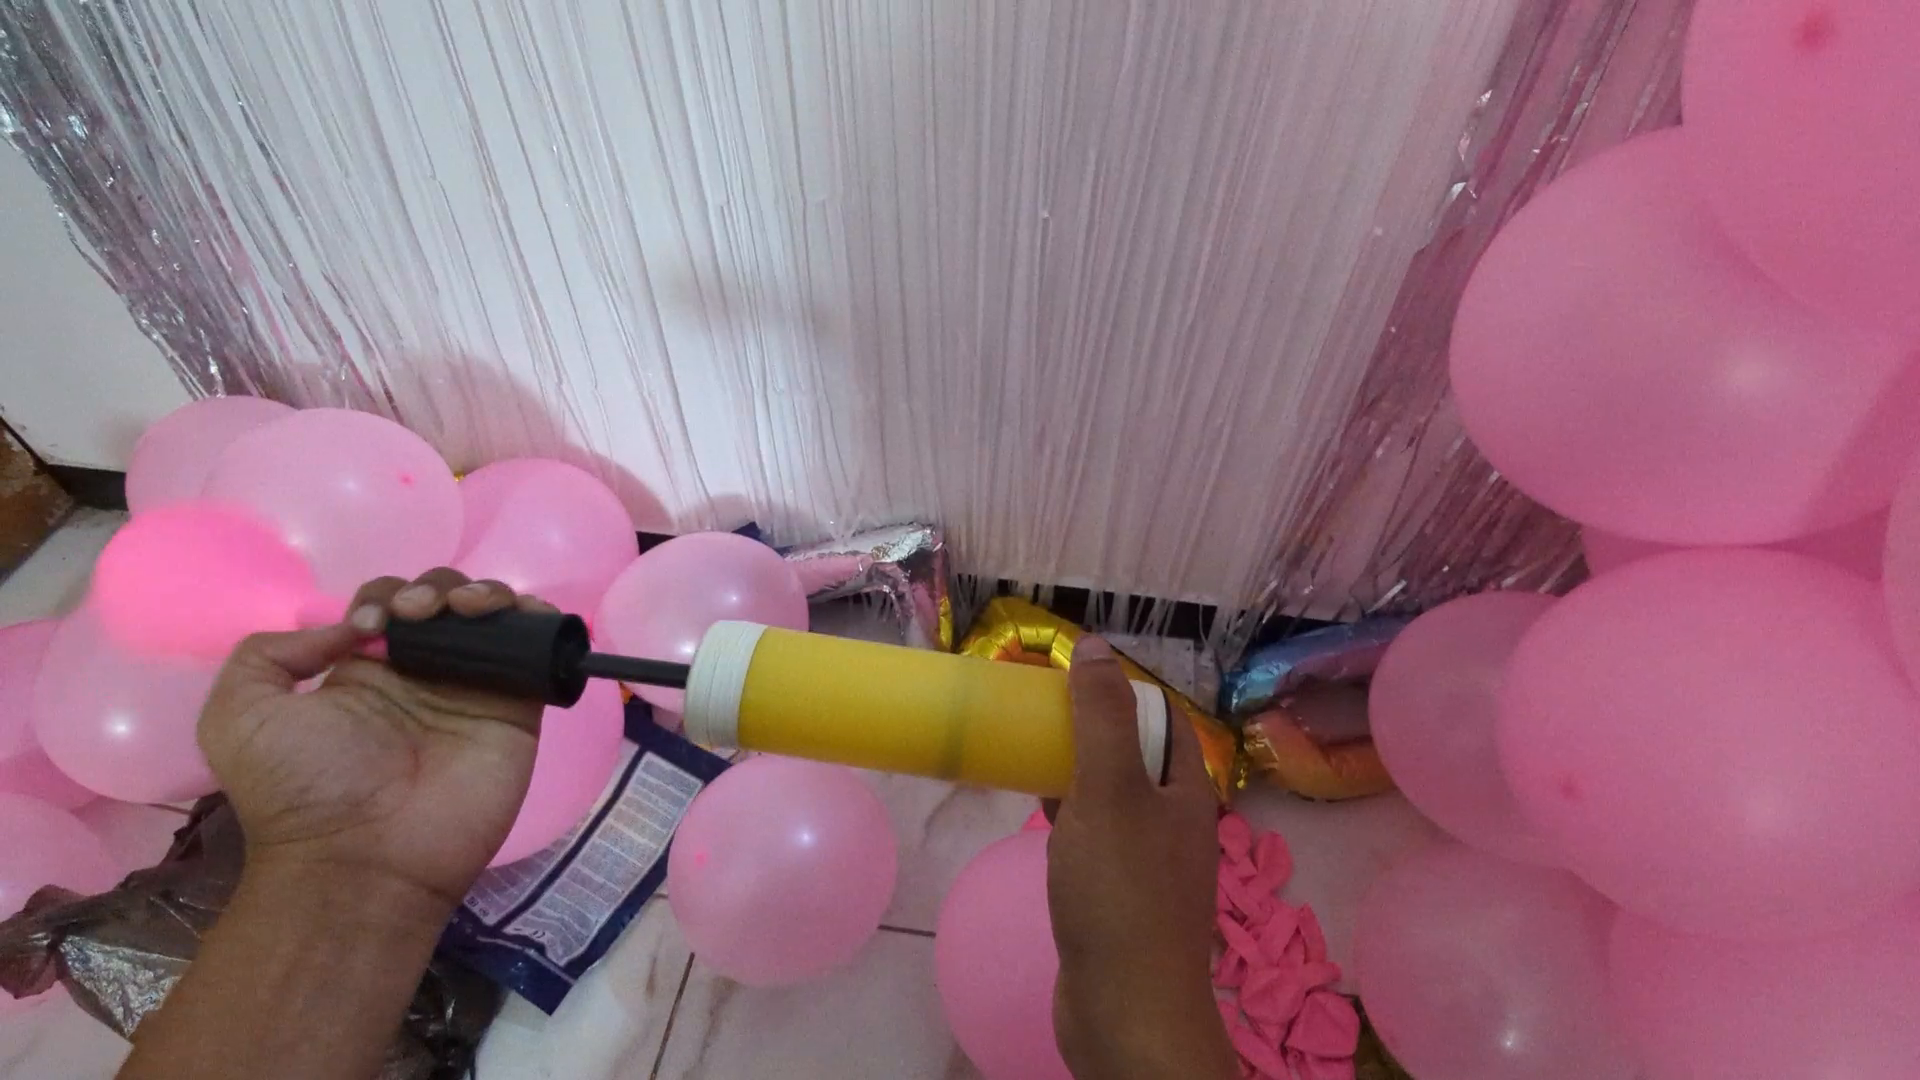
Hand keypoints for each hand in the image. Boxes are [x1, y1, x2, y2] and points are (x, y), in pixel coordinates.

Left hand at [197, 569, 550, 914]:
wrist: (370, 854)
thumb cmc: (304, 789)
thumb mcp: (240, 717)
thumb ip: (270, 654)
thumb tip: (353, 628)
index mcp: (367, 669)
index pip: (389, 605)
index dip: (385, 598)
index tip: (373, 626)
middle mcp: (426, 671)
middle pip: (446, 600)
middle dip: (436, 589)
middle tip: (421, 615)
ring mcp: (477, 686)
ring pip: (496, 615)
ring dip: (487, 593)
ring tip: (470, 610)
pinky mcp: (520, 704)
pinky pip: (538, 648)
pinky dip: (538, 620)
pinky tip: (521, 616)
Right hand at [1047, 637, 1236, 1079]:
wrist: (1125, 1011)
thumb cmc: (1120, 890)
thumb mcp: (1109, 789)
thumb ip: (1101, 718)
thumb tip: (1095, 645)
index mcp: (1186, 789)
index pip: (1161, 718)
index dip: (1119, 691)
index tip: (1070, 680)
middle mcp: (1176, 820)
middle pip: (1136, 755)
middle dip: (1093, 730)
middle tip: (1043, 714)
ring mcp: (1150, 861)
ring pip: (1113, 796)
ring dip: (1079, 772)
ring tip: (1034, 755)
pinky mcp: (1122, 895)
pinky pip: (1098, 836)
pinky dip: (1072, 816)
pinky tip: (1041, 814)